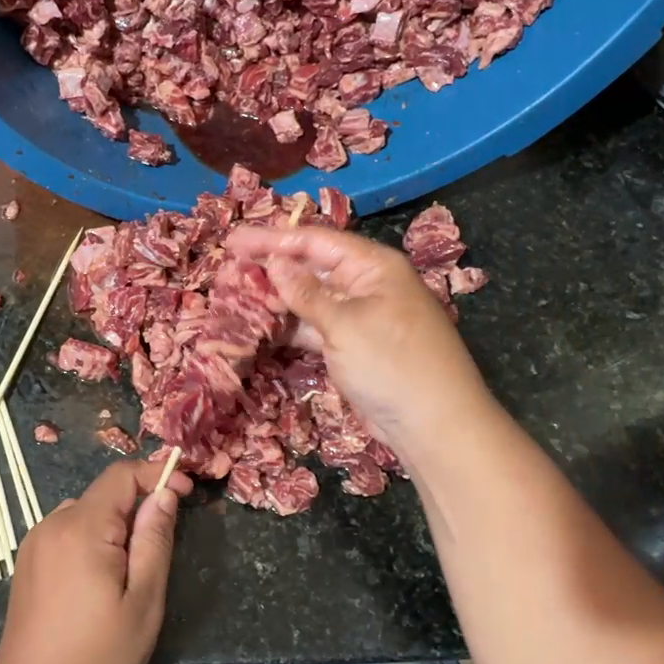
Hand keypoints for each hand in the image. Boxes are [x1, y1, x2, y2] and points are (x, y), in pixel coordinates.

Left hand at [0, 459, 191, 663]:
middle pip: (104, 494)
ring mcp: (36, 542)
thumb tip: (164, 495)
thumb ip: (154, 541)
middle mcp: (53, 524)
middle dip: (139, 504)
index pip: (121, 476)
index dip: (157, 473)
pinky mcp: (29, 561)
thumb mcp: (143, 601)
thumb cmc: (97, 654)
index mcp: (82, 527)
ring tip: (134, 569)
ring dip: (115, 524)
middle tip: (167, 540)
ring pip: (86, 513)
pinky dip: (93, 539)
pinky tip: (100, 579)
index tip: (187, 490)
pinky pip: (68, 532)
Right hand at [226, 224, 491, 450]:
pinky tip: (261, 325)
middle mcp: (368, 285)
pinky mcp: (354, 347)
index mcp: (373, 266)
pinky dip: (290, 325)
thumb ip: (305, 293)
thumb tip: (274, 263)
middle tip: (229, 263)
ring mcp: (361, 317)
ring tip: (237, 291)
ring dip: (277, 296)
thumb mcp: (344, 324)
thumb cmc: (392, 364)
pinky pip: (315, 327)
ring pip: (311, 298)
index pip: (316, 241)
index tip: (233, 240)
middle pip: (312, 266)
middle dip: (272, 265)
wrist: (434, 424)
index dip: (272, 239)